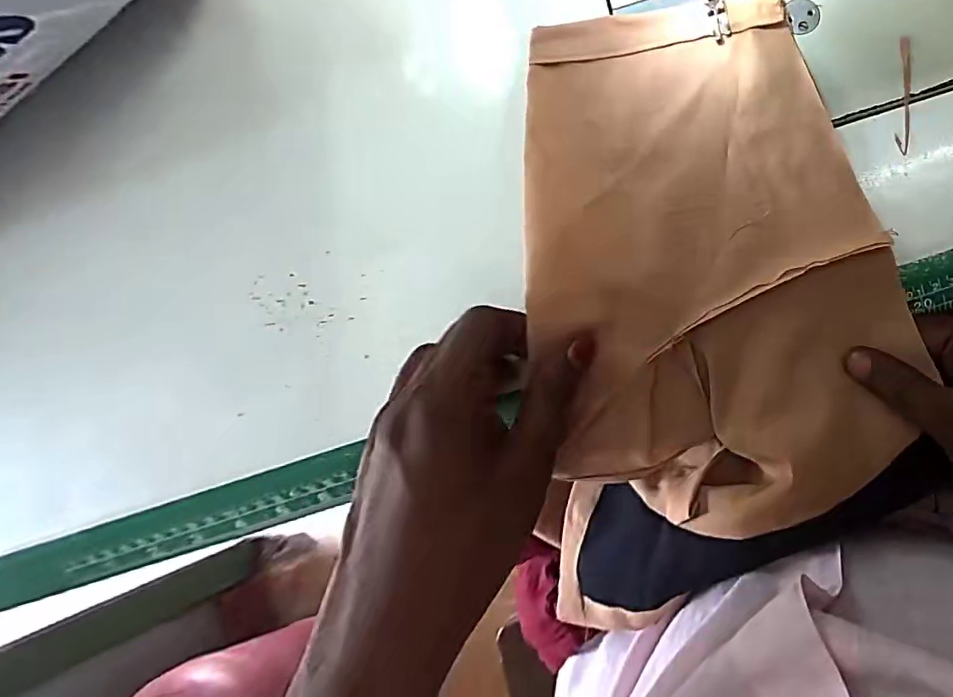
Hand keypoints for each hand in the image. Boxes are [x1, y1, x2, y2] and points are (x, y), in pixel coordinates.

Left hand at [290, 307, 591, 696]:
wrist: (386, 628)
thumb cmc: (468, 546)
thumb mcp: (525, 469)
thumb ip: (551, 398)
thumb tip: (577, 346)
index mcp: (438, 397)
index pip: (478, 324)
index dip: (520, 329)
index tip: (548, 361)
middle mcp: (402, 401)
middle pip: (453, 342)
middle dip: (499, 350)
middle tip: (534, 384)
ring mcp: (381, 428)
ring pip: (430, 370)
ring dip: (472, 372)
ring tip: (506, 410)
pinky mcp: (374, 454)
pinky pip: (414, 400)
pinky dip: (447, 397)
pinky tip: (470, 444)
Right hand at [846, 315, 952, 582]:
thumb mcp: (949, 420)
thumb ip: (899, 385)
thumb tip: (850, 355)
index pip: (916, 327)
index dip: (880, 343)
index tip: (839, 353)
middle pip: (924, 346)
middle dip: (891, 364)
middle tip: (843, 373)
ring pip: (934, 369)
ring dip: (907, 385)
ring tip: (859, 390)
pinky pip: (949, 386)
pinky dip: (927, 398)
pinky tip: (897, 410)